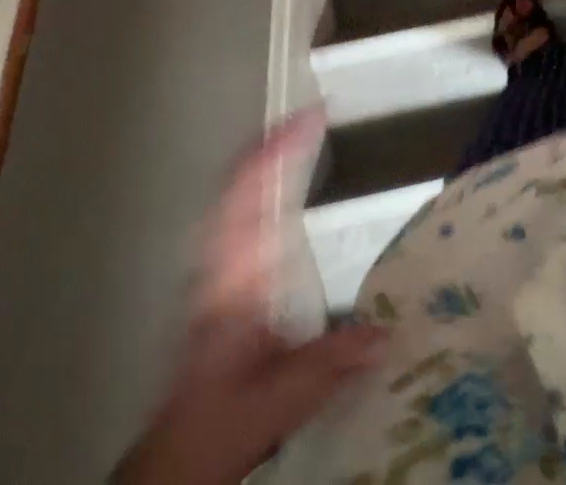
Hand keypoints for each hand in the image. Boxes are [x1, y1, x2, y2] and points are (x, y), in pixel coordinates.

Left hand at [115, 112, 386, 484]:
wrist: (178, 454)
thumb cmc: (218, 425)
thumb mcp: (277, 402)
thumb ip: (328, 364)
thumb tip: (386, 331)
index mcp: (231, 287)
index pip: (246, 203)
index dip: (275, 155)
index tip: (309, 119)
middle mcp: (219, 269)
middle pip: (235, 188)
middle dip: (270, 146)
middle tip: (311, 115)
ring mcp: (217, 273)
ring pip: (232, 200)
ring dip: (262, 163)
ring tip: (299, 135)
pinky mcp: (224, 283)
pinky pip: (237, 218)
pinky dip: (258, 189)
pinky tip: (278, 187)